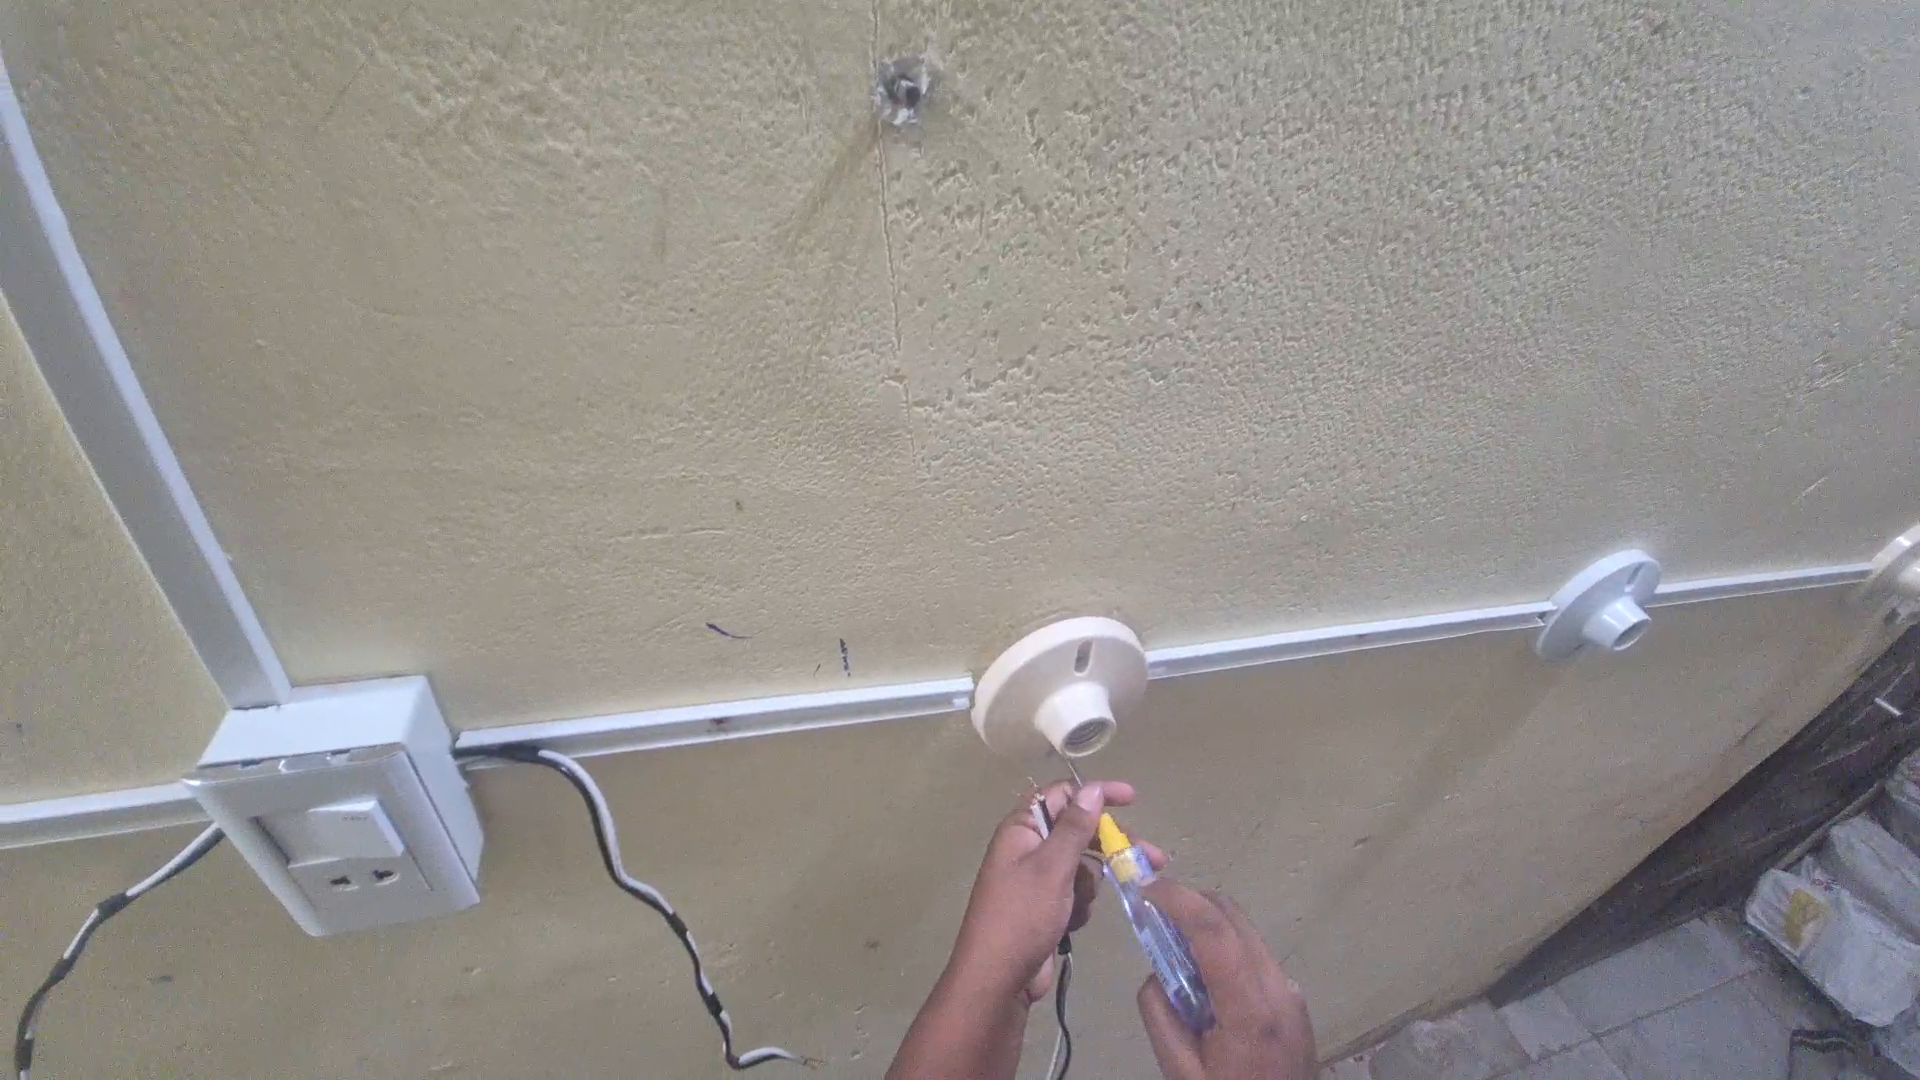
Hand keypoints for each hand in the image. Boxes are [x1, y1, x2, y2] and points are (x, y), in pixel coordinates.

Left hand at [948, 779, 1166, 1003]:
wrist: (998, 979)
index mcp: (1022, 827)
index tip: (1132, 799)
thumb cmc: (1022, 914)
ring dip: (1089, 885)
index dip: (1097, 793)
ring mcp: (1036, 878)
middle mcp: (1028, 846)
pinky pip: (1075, 892)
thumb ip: (1075, 826)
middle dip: (1109, 846)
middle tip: (1150, 858)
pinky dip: (1079, 905)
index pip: (1063, 795)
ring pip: (1081, 866)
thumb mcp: (1052, 867)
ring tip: (1079, 906)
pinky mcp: (1045, 905)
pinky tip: (1070, 924)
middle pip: (1078, 831)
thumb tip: (1091, 788)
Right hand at [1136, 881, 1313, 1079]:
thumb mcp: (1179, 1072)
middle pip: (1230, 916)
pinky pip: (1252, 951)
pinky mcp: (1295, 998)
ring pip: (1243, 929)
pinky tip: (1206, 979)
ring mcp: (1292, 992)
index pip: (1214, 931)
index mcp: (1251, 1011)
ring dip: (1206, 924)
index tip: (1144, 888)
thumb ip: (1159, 1012)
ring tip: (1177, 952)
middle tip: (1153, 914)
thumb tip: (1157, 970)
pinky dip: (1224, 946)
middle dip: (1188, 902)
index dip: (1177, 898)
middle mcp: (1279, 989)